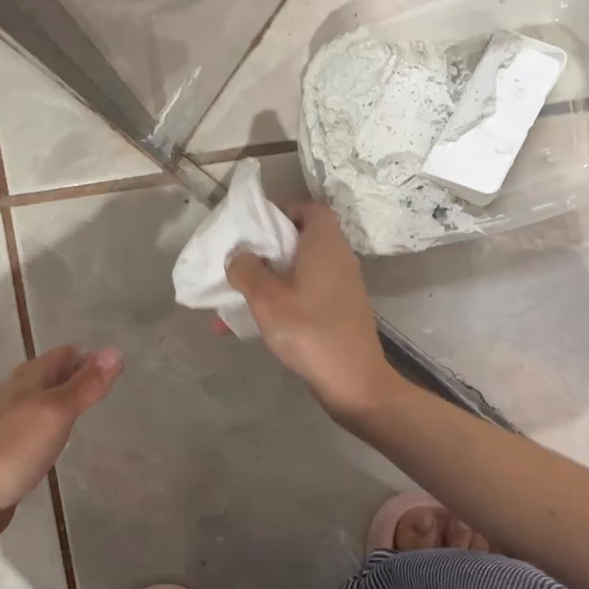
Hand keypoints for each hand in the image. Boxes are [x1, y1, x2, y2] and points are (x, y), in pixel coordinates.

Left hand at [0, 344, 122, 519]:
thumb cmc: (15, 450)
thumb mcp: (56, 413)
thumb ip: (85, 385)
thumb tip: (115, 351)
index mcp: (27, 377)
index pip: (66, 353)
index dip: (93, 358)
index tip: (121, 371)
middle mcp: (17, 392)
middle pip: (56, 373)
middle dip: (82, 375)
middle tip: (112, 391)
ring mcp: (11, 419)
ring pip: (47, 398)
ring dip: (69, 399)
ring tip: (94, 411)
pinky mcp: (10, 444)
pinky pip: (39, 423)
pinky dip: (57, 422)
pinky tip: (64, 438)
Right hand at [226, 203, 398, 417]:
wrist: (353, 380)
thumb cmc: (309, 330)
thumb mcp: (267, 298)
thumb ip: (246, 270)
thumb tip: (238, 256)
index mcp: (324, 243)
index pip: (308, 209)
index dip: (282, 212)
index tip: (254, 227)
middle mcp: (338, 258)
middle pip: (300, 241)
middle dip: (266, 251)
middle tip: (238, 262)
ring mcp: (341, 287)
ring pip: (299, 272)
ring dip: (268, 282)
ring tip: (235, 298)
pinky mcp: (339, 312)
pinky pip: (304, 296)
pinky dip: (281, 303)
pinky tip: (252, 326)